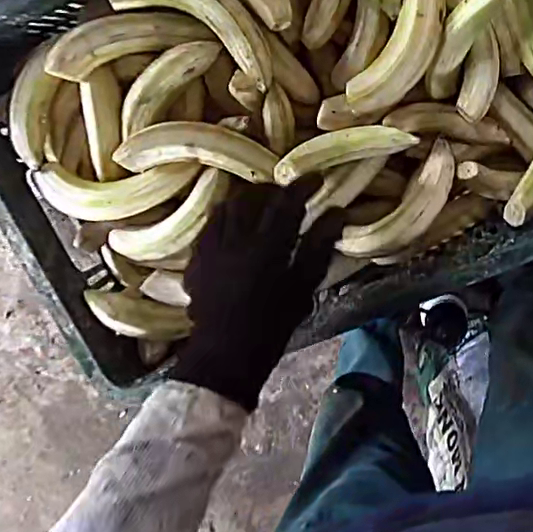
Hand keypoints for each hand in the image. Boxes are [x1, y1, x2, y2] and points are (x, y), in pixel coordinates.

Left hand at [172, 179, 343, 409]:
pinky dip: (226, 220)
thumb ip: (319, 245)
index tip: (316, 178)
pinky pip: (209, 227)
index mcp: (266, 246)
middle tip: (287, 195)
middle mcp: (235, 239)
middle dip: (271, 190)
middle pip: (251, 196)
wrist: (226, 353)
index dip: (303, 185)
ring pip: (226, 207)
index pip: (286, 202)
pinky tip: (235, 230)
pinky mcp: (195, 260)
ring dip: (246, 201)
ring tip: (261, 207)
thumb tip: (337, 213)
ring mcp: (210, 248)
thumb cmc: (272, 323)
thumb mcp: (304, 286)